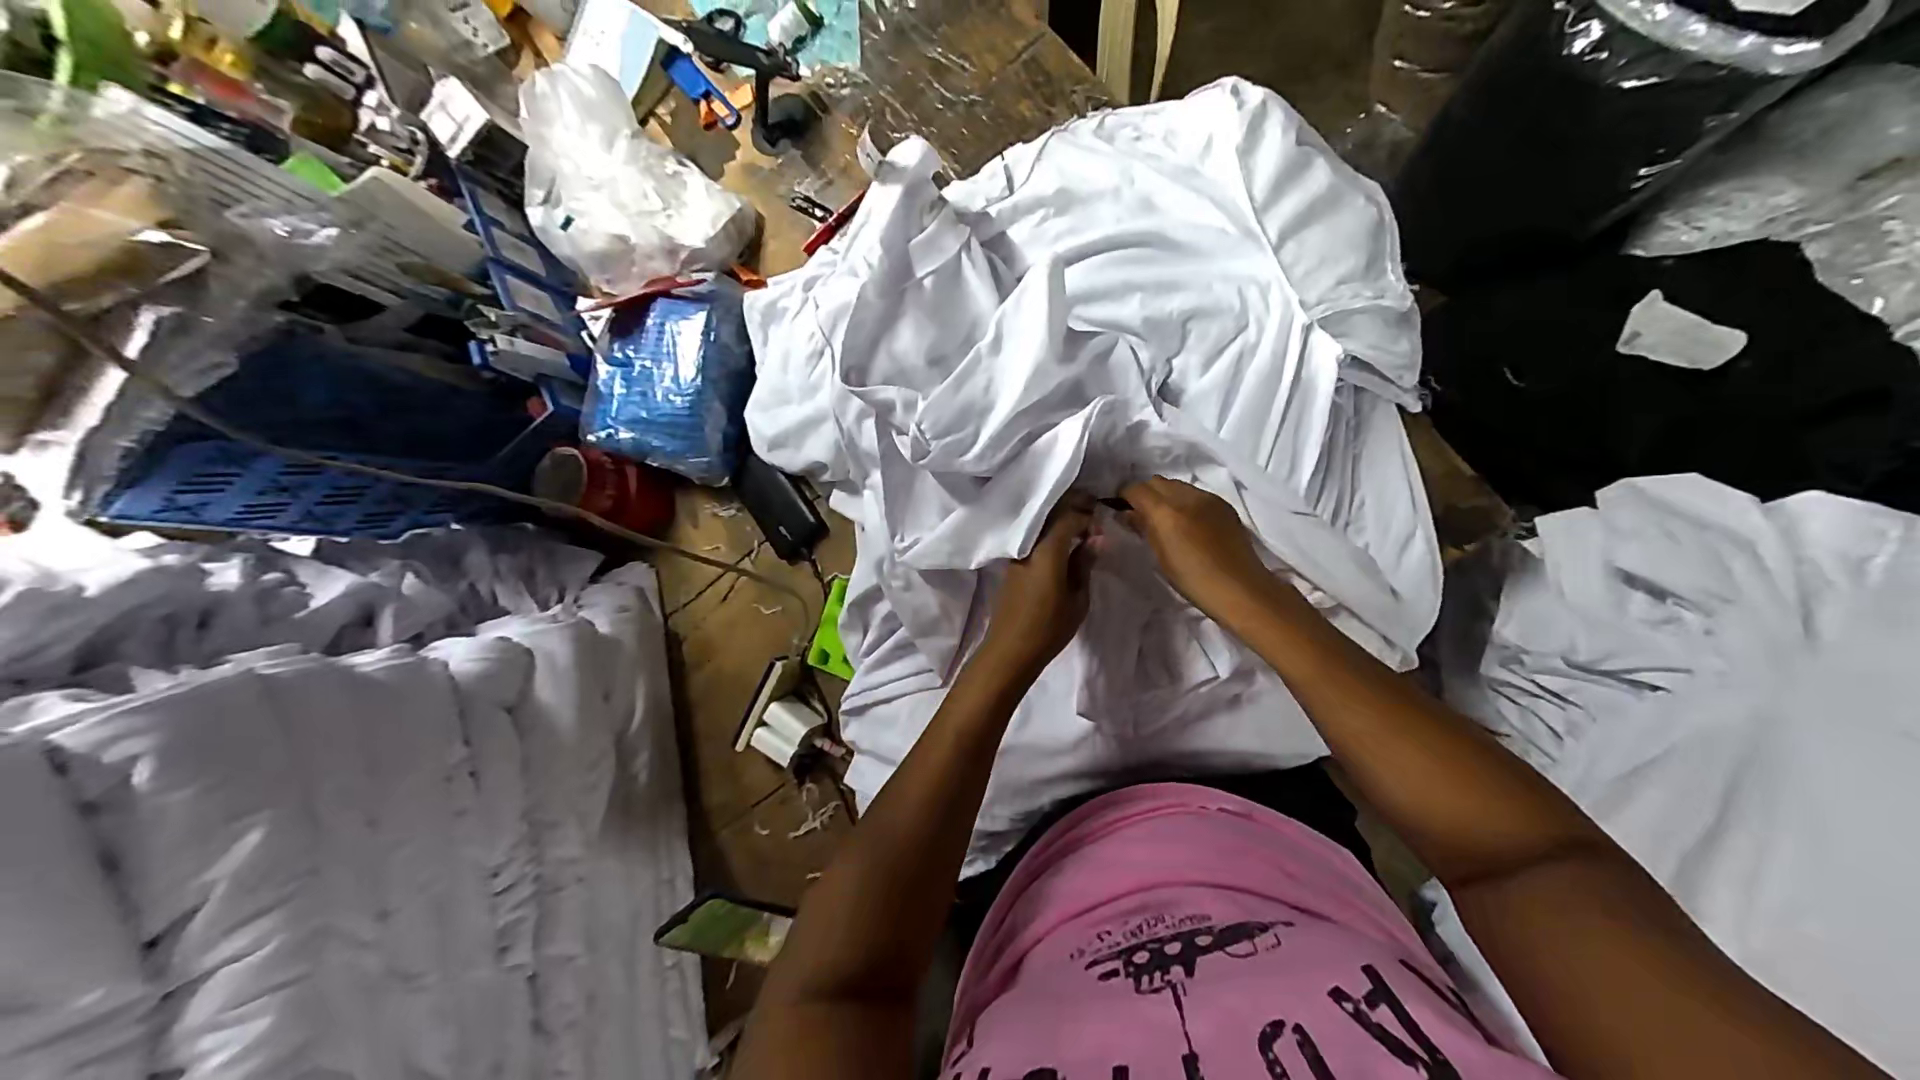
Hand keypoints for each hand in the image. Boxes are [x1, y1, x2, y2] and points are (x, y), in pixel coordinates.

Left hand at [982, 494, 1096, 672]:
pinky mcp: (1011, 565)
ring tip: (1080, 530)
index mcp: (1046, 551)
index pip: (1068, 516)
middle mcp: (1028, 545)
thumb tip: (1095, 539)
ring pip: (1039, 524)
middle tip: (1093, 514)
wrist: (1010, 650)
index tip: (1102, 525)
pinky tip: (1062, 546)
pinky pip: (1032, 538)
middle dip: (1072, 508)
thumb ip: (1084, 564)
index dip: (1087, 515)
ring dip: (1059, 521)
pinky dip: (1048, 534)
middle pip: (1050, 514)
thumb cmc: (1049, 628)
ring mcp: (1017, 554)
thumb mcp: (1077, 598)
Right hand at [1118, 475, 1282, 621]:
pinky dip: (1186, 502)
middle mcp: (1187, 497)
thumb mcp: (1160, 557)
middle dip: (1145, 494)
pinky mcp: (1224, 505)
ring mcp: (1209, 498)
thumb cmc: (1193, 580)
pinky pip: (1196, 494)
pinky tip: (1189, 523)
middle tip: (1142, 514)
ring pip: (1177, 485)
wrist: (1240, 589)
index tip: (1121, 510)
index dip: (1125, 497)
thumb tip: (1129, 514)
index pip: (1136, 489)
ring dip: (1166, 496)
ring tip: (1166, 519)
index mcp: (1166, 512)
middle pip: (1157, 482)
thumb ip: (1143, 529)